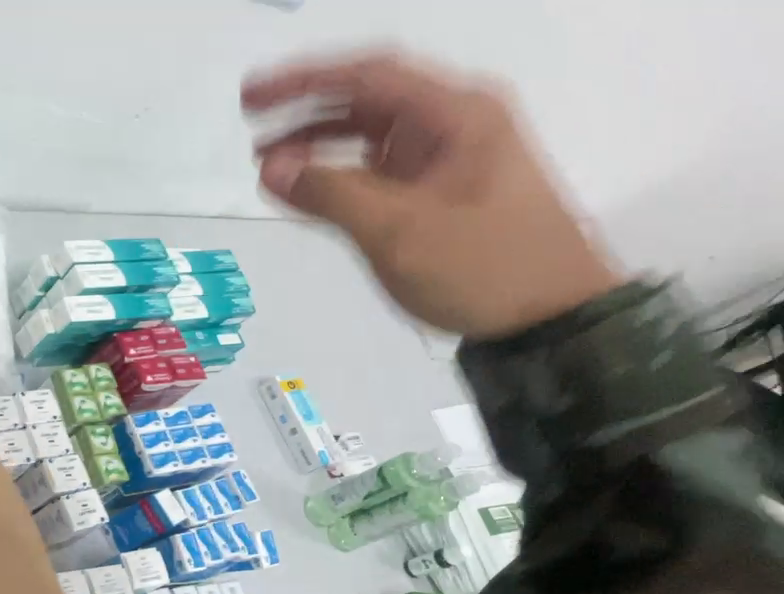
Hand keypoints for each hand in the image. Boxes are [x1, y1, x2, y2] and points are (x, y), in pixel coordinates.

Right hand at [244, 53, 619, 339]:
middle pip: (366, 99)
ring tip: (266, 162)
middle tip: (249, 125)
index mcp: (455, 115)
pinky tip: (303, 185)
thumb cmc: (481, 266)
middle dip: (304, 109)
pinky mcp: (432, 189)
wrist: (546, 314)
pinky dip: (334, 172)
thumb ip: (329, 194)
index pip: (369, 77)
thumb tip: (268, 168)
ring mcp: (442, 157)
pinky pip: (373, 168)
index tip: (251, 97)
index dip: (304, 81)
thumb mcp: (398, 231)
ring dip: (316, 141)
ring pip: (367, 133)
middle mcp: (450, 123)